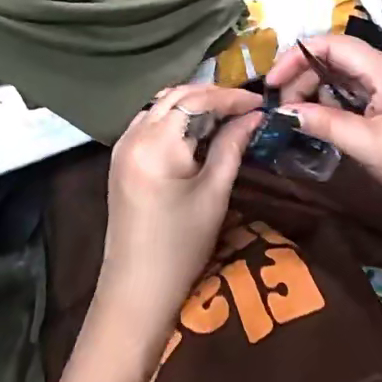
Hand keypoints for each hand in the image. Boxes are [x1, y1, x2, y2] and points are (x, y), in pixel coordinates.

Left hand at [100, 85, 260, 321]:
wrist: (137, 286)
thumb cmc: (181, 245)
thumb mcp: (213, 194)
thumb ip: (231, 147)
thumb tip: (253, 117)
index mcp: (155, 142)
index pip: (196, 101)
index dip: (230, 98)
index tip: (260, 102)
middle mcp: (133, 134)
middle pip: (176, 97)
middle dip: (212, 96)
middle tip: (246, 106)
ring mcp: (123, 144)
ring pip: (160, 105)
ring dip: (192, 102)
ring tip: (226, 112)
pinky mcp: (121, 156)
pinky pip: (149, 121)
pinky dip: (174, 116)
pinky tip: (196, 127)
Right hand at [266, 35, 381, 228]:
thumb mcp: (369, 146)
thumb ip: (325, 124)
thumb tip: (283, 112)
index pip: (333, 44)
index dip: (297, 56)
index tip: (272, 82)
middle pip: (333, 58)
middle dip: (302, 76)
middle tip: (281, 107)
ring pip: (339, 76)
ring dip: (313, 91)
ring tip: (295, 116)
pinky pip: (350, 93)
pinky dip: (328, 103)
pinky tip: (317, 121)